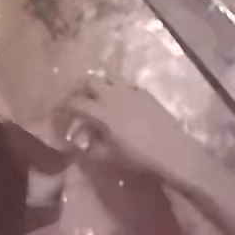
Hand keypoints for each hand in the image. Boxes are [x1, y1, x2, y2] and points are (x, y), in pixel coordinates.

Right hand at [64, 81, 212, 186]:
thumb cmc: (138, 157)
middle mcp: (112, 94)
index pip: (75, 102)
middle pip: (90, 80)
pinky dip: (120, 89)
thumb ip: (92, 147)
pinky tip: (124, 101)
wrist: (172, 151)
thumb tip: (81, 143)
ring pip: (109, 76)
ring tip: (101, 95)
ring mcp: (129, 90)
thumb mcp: (109, 157)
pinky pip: (127, 84)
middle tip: (81, 100)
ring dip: (102, 84)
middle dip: (82, 89)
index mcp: (100, 111)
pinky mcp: (144, 92)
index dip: (65, 107)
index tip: (62, 113)